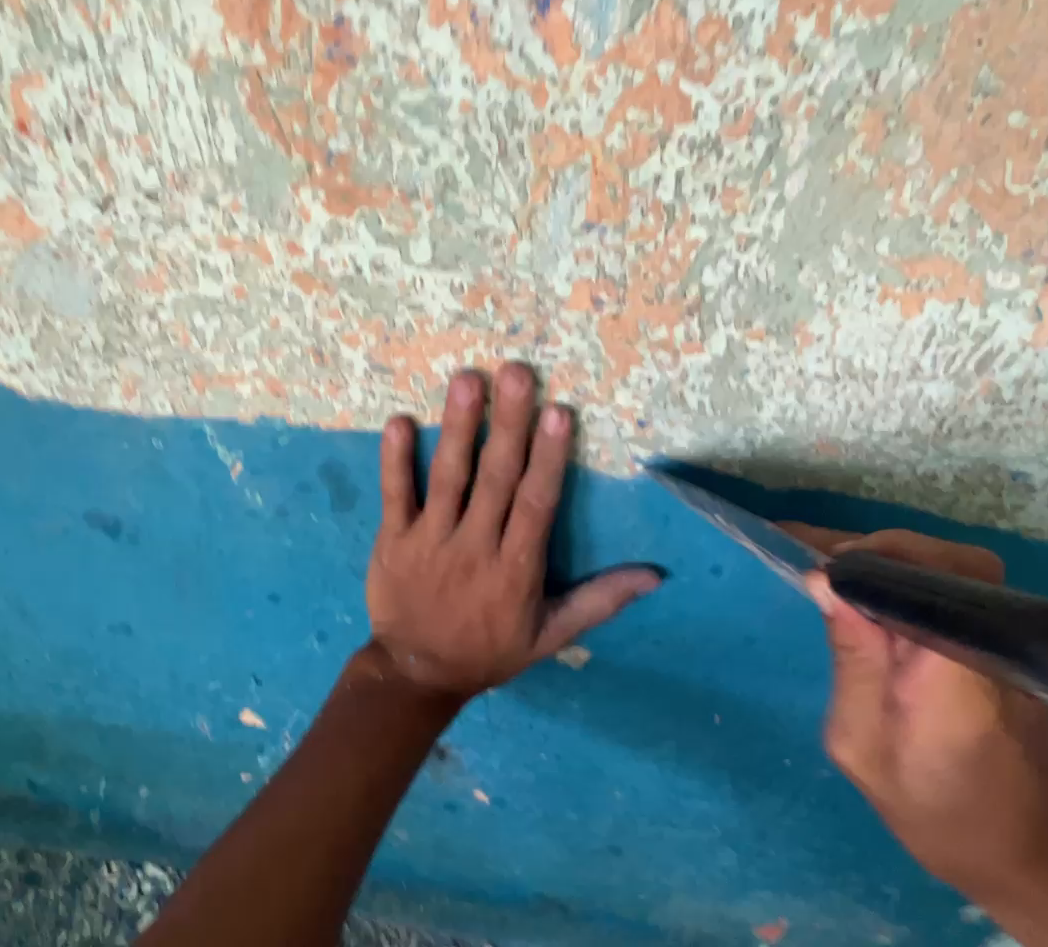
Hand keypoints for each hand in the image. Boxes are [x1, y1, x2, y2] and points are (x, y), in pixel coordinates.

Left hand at [366, 363, 661, 696]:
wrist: (417, 674)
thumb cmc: (490, 649)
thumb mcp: (551, 636)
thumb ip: (599, 601)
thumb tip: (655, 575)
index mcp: (515, 569)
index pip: (536, 505)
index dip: (548, 459)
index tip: (558, 412)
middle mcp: (474, 547)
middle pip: (494, 479)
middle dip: (507, 425)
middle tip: (516, 372)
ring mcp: (429, 541)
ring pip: (447, 478)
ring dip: (456, 428)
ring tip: (466, 380)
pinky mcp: (392, 540)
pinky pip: (394, 495)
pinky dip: (395, 460)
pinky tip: (398, 420)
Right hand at [783, 525, 1047, 905]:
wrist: (1042, 854)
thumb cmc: (943, 814)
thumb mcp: (864, 749)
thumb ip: (851, 661)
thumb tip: (823, 581)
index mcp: (956, 670)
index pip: (925, 581)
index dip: (869, 560)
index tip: (817, 567)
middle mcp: (995, 639)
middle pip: (944, 562)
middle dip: (874, 554)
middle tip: (820, 569)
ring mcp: (1016, 638)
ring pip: (953, 569)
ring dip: (892, 565)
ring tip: (840, 582)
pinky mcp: (1015, 643)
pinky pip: (960, 589)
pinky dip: (914, 581)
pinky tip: (877, 601)